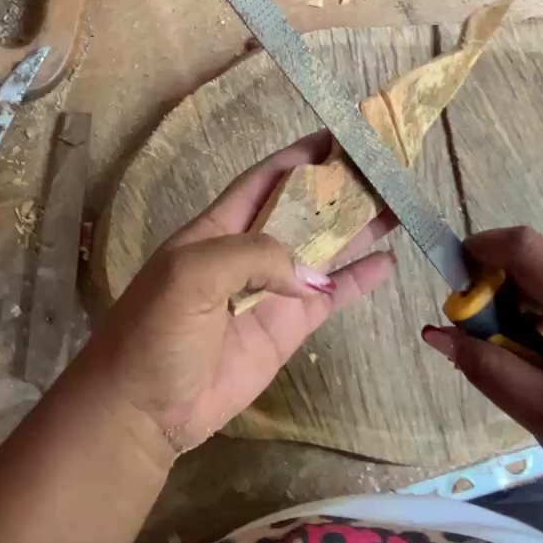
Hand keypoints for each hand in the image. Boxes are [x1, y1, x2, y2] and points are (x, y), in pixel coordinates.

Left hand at [80, 133, 396, 453]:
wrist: (143, 408)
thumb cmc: (156, 331)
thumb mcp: (191, 275)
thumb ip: (252, 256)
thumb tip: (310, 272)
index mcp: (216, 229)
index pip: (263, 180)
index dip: (297, 157)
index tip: (338, 134)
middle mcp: (247, 252)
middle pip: (300, 211)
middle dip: (336, 188)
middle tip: (384, 166)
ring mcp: (270, 291)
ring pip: (322, 250)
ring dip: (356, 227)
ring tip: (398, 203)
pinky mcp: (287, 329)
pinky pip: (330, 296)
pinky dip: (358, 279)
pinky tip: (388, 262)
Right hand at [419, 226, 542, 518]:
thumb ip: (490, 370)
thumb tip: (436, 333)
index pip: (527, 247)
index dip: (480, 251)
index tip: (453, 291)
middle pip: (532, 269)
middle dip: (489, 295)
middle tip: (475, 347)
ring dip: (511, 316)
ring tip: (507, 367)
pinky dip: (535, 328)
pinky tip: (537, 372)